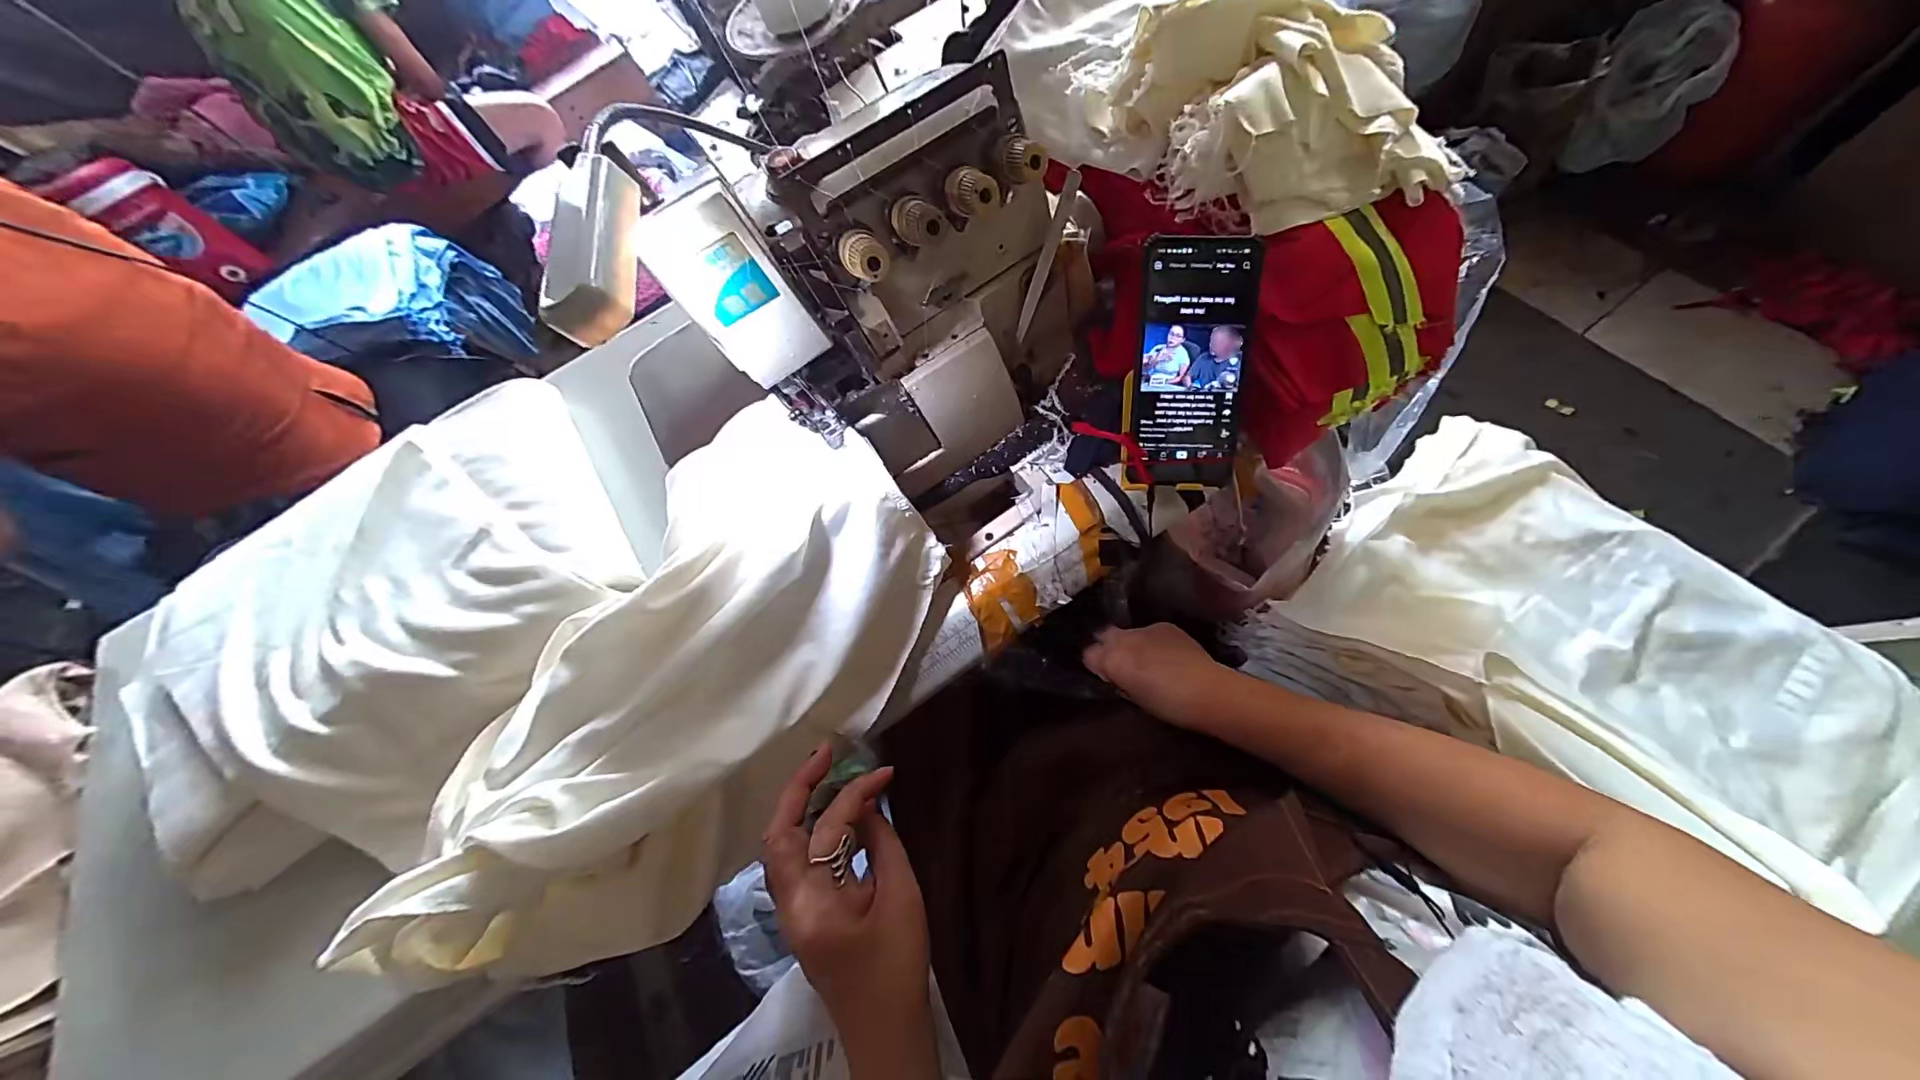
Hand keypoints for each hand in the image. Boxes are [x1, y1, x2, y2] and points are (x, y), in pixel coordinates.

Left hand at [763, 746, 938, 1079]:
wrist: (885, 1030)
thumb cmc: (898, 967)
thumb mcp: (901, 898)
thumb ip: (883, 844)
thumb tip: (868, 807)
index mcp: (813, 903)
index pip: (827, 830)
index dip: (855, 793)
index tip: (884, 772)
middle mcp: (789, 905)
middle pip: (778, 834)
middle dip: (799, 788)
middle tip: (826, 754)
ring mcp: (789, 913)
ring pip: (780, 847)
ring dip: (799, 807)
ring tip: (827, 775)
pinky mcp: (800, 916)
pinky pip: (794, 862)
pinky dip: (809, 831)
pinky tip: (833, 816)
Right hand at [1081, 623, 1231, 726]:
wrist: (1208, 692)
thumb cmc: (1168, 706)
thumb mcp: (1134, 697)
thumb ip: (1118, 680)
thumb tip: (1113, 674)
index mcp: (1112, 660)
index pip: (1088, 654)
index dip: (1095, 665)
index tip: (1104, 675)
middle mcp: (1123, 639)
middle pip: (1103, 635)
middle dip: (1108, 646)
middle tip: (1120, 664)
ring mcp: (1145, 629)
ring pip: (1127, 632)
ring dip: (1131, 643)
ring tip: (1146, 659)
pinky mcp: (1165, 625)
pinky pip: (1149, 631)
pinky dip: (1151, 641)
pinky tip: (1165, 654)